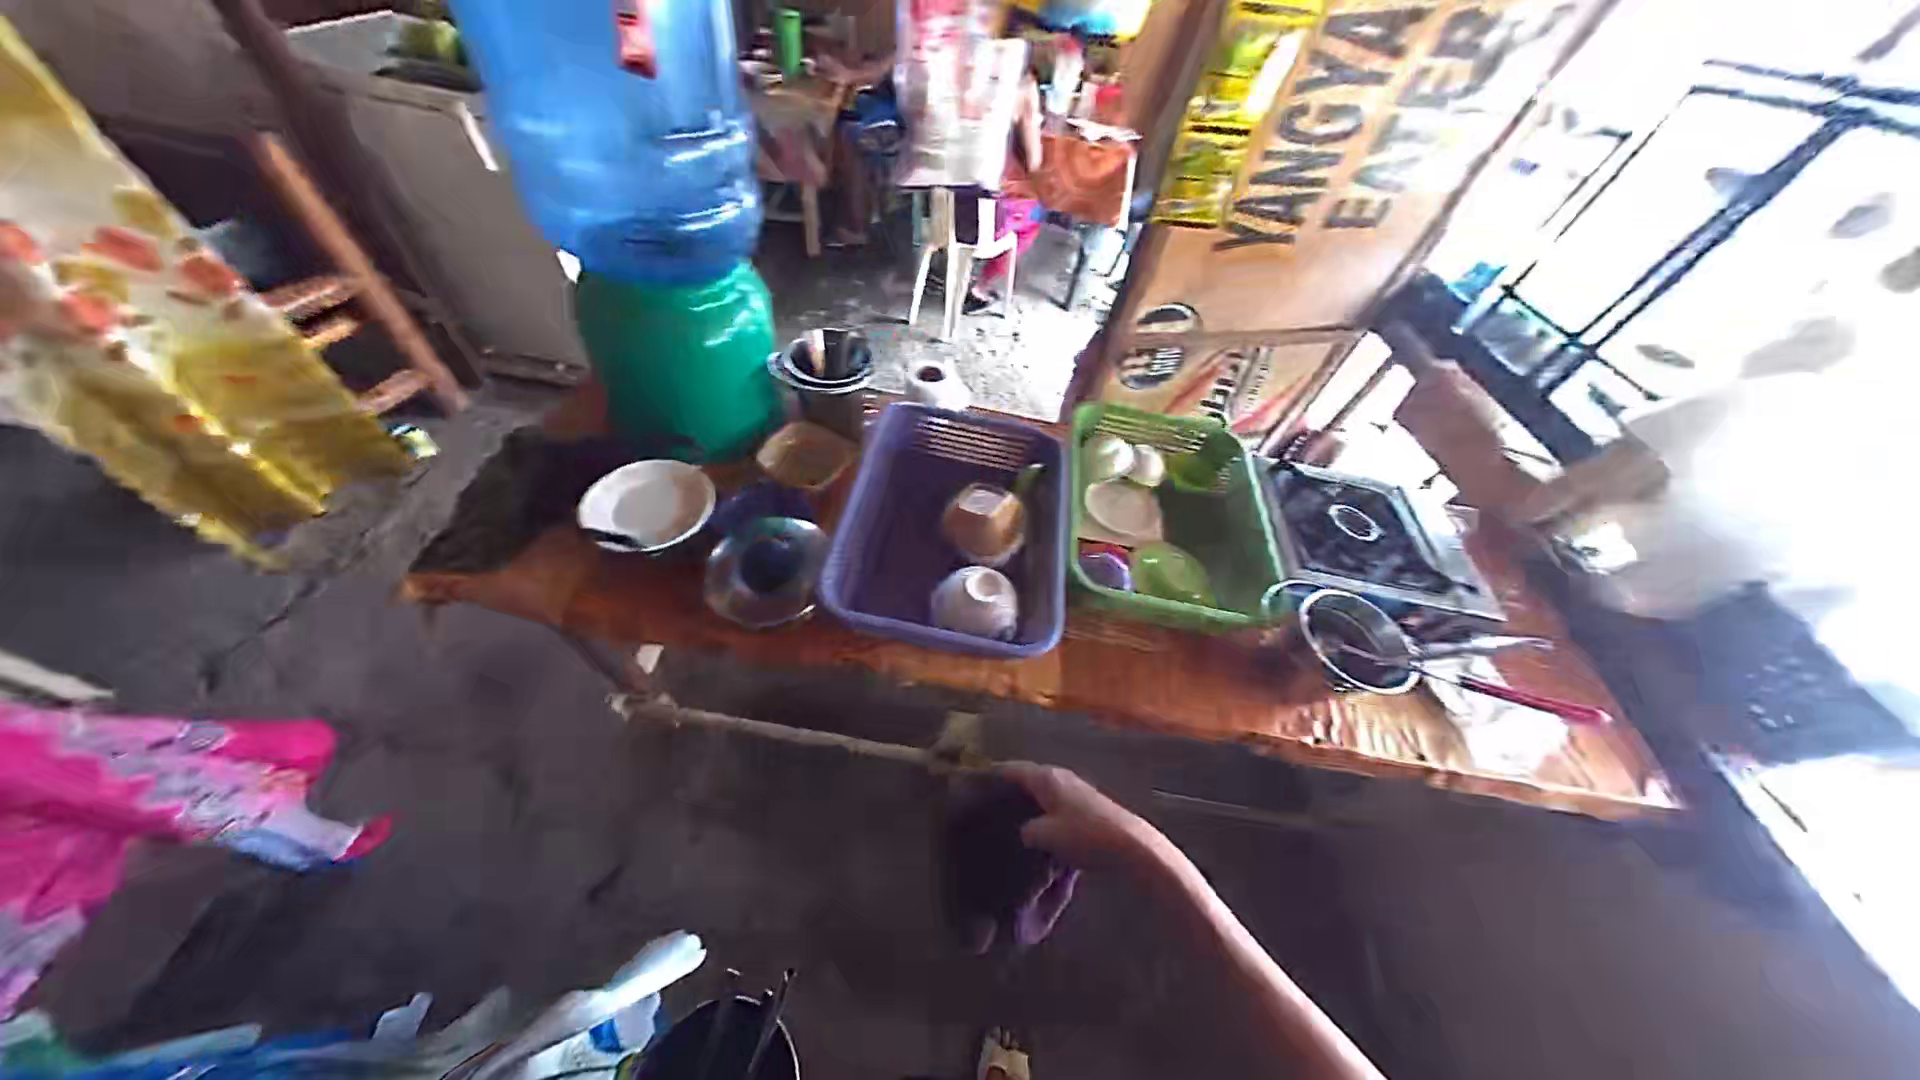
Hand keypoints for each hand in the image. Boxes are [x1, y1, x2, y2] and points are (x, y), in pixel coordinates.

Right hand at [999, 762, 1168, 872]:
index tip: (975, 783)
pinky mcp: (1088, 804)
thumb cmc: (1084, 835)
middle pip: (1028, 777)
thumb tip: (1023, 830)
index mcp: (1046, 777)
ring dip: (1029, 800)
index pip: (1011, 769)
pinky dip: (1044, 810)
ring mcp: (1076, 788)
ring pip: (1043, 790)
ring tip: (1011, 817)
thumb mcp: (1046, 836)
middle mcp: (1059, 776)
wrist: (1130, 845)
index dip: (992, 775)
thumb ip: (1027, 831)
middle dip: (1010, 788)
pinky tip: (1040, 827)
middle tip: (990, 803)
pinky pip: (1056, 802)